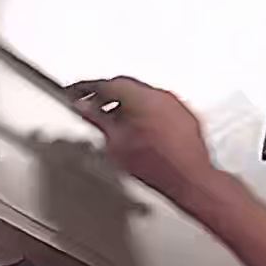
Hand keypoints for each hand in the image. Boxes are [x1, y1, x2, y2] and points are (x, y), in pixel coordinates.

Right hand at [68, 77, 229, 212]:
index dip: (87, 89)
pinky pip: (160, 108)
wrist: (189, 181)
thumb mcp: (114, 143)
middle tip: (92, 106)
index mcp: (141, 97)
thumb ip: (96, 120)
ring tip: (113, 123)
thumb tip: (84, 107)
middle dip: (106, 96)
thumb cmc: (157, 166)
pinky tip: (137, 131)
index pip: (107, 84)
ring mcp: (176, 106)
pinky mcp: (186, 118)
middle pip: (126, 87)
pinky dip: (144, 114)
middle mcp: (161, 96)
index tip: (77, 94)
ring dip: (126, 106)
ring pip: (144, 97)